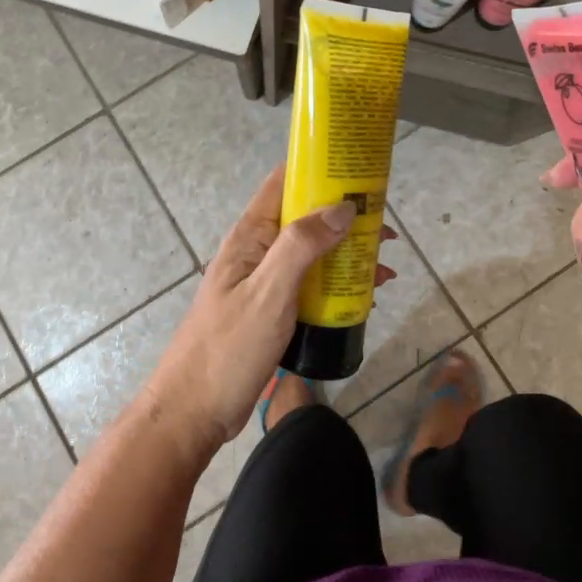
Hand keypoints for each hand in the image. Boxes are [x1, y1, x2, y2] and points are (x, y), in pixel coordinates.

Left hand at [145, 165, 397, 451]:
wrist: (195, 412)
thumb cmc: (228, 349)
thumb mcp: (269, 294)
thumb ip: (301, 247)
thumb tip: (343, 207)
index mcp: (250, 236)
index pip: (283, 183)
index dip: (319, 170)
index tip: (360, 171)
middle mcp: (257, 251)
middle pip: (305, 217)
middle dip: (345, 218)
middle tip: (386, 231)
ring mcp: (264, 282)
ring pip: (312, 253)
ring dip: (347, 254)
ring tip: (386, 267)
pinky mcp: (272, 310)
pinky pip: (310, 285)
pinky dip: (338, 285)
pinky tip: (365, 298)